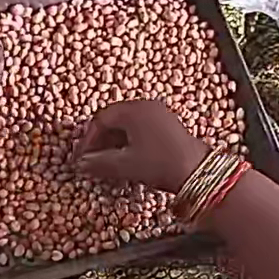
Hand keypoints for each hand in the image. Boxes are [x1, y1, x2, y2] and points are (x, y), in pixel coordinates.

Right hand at [75, 100, 211, 193]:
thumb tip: (80, 165)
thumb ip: (99, 163)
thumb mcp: (125, 165)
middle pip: (114, 120)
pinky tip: (127, 160)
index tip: (81, 158)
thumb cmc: (159, 164)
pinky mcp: (169, 126)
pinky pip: (141, 129)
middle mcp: (146, 106)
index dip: (88, 139)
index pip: (101, 119)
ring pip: (128, 125)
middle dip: (100, 141)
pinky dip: (129, 143)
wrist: (198, 172)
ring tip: (108, 162)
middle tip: (92, 159)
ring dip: (115, 143)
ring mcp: (160, 115)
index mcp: (133, 110)